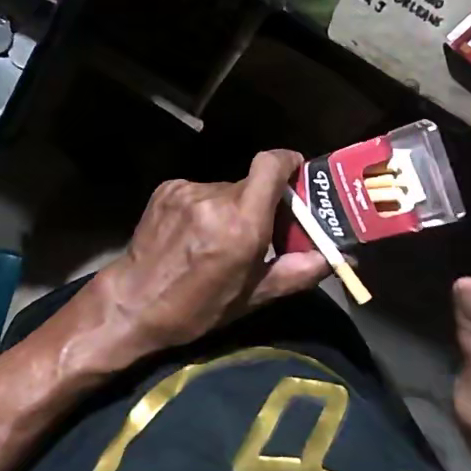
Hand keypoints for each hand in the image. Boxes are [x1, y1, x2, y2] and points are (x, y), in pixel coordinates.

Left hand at [87, 150, 329, 358]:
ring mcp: (187, 191)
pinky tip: (193, 235)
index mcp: (241, 223)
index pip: (271, 164)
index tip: (297, 175)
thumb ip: (298, 272)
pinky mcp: (166, 188)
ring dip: (230, 208)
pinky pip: (199, 191)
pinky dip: (205, 208)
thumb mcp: (253, 297)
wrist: (133, 303)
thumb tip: (338, 258)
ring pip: (225, 189)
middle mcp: (215, 198)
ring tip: (218, 240)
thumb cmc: (197, 308)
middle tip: (259, 231)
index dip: (288, 162)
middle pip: (251, 183)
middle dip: (261, 202)